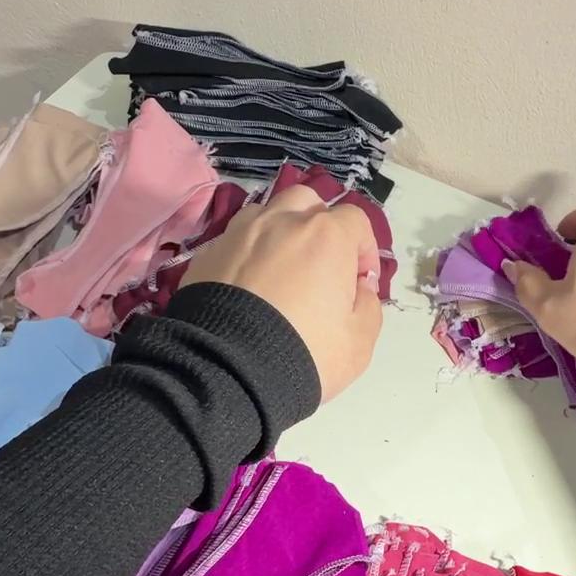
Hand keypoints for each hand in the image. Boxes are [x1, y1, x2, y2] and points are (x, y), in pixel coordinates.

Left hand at [182, 184, 383, 402]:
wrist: (229, 371)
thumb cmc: (304, 354)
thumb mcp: (358, 343)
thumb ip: (369, 306)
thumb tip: (359, 288)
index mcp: (326, 236)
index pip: (355, 221)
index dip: (364, 250)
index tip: (360, 282)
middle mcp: (281, 222)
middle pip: (306, 204)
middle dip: (319, 227)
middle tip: (319, 267)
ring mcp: (238, 235)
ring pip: (265, 215)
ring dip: (279, 235)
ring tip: (279, 273)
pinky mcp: (206, 256)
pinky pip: (233, 244)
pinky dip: (246, 257)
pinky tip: (246, 289)